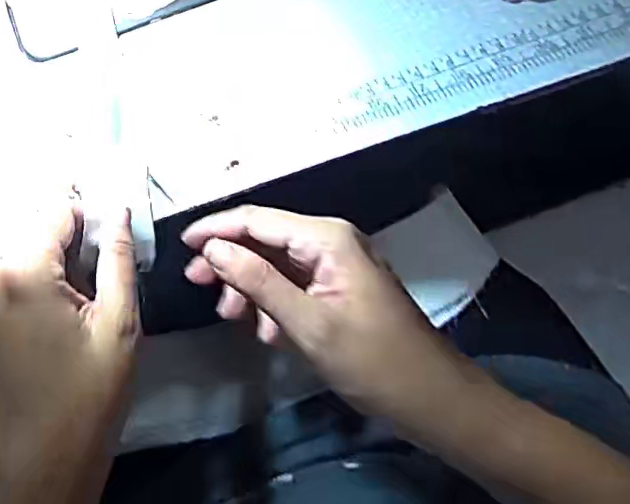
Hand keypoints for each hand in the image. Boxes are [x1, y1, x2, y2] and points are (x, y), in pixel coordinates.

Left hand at [0, 206, 139, 503]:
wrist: (41, 465)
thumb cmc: (87, 400)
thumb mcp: (119, 327)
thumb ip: (119, 260)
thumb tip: (121, 214)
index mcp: (21, 269)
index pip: (57, 210)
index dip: (91, 216)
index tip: (114, 237)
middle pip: (37, 225)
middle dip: (72, 238)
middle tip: (100, 274)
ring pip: (24, 247)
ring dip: (54, 257)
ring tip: (84, 296)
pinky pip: (12, 272)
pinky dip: (37, 275)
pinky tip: (61, 309)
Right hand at [181, 207, 488, 436]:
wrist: (446, 410)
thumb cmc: (380, 365)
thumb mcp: (310, 326)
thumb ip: (257, 282)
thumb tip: (213, 249)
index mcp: (326, 238)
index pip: (255, 219)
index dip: (215, 229)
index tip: (183, 245)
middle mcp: (329, 239)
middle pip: (261, 238)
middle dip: (229, 262)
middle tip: (199, 284)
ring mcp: (335, 262)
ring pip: (272, 261)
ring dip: (248, 285)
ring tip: (233, 316)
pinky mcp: (337, 284)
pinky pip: (290, 280)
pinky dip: (270, 300)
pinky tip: (266, 329)